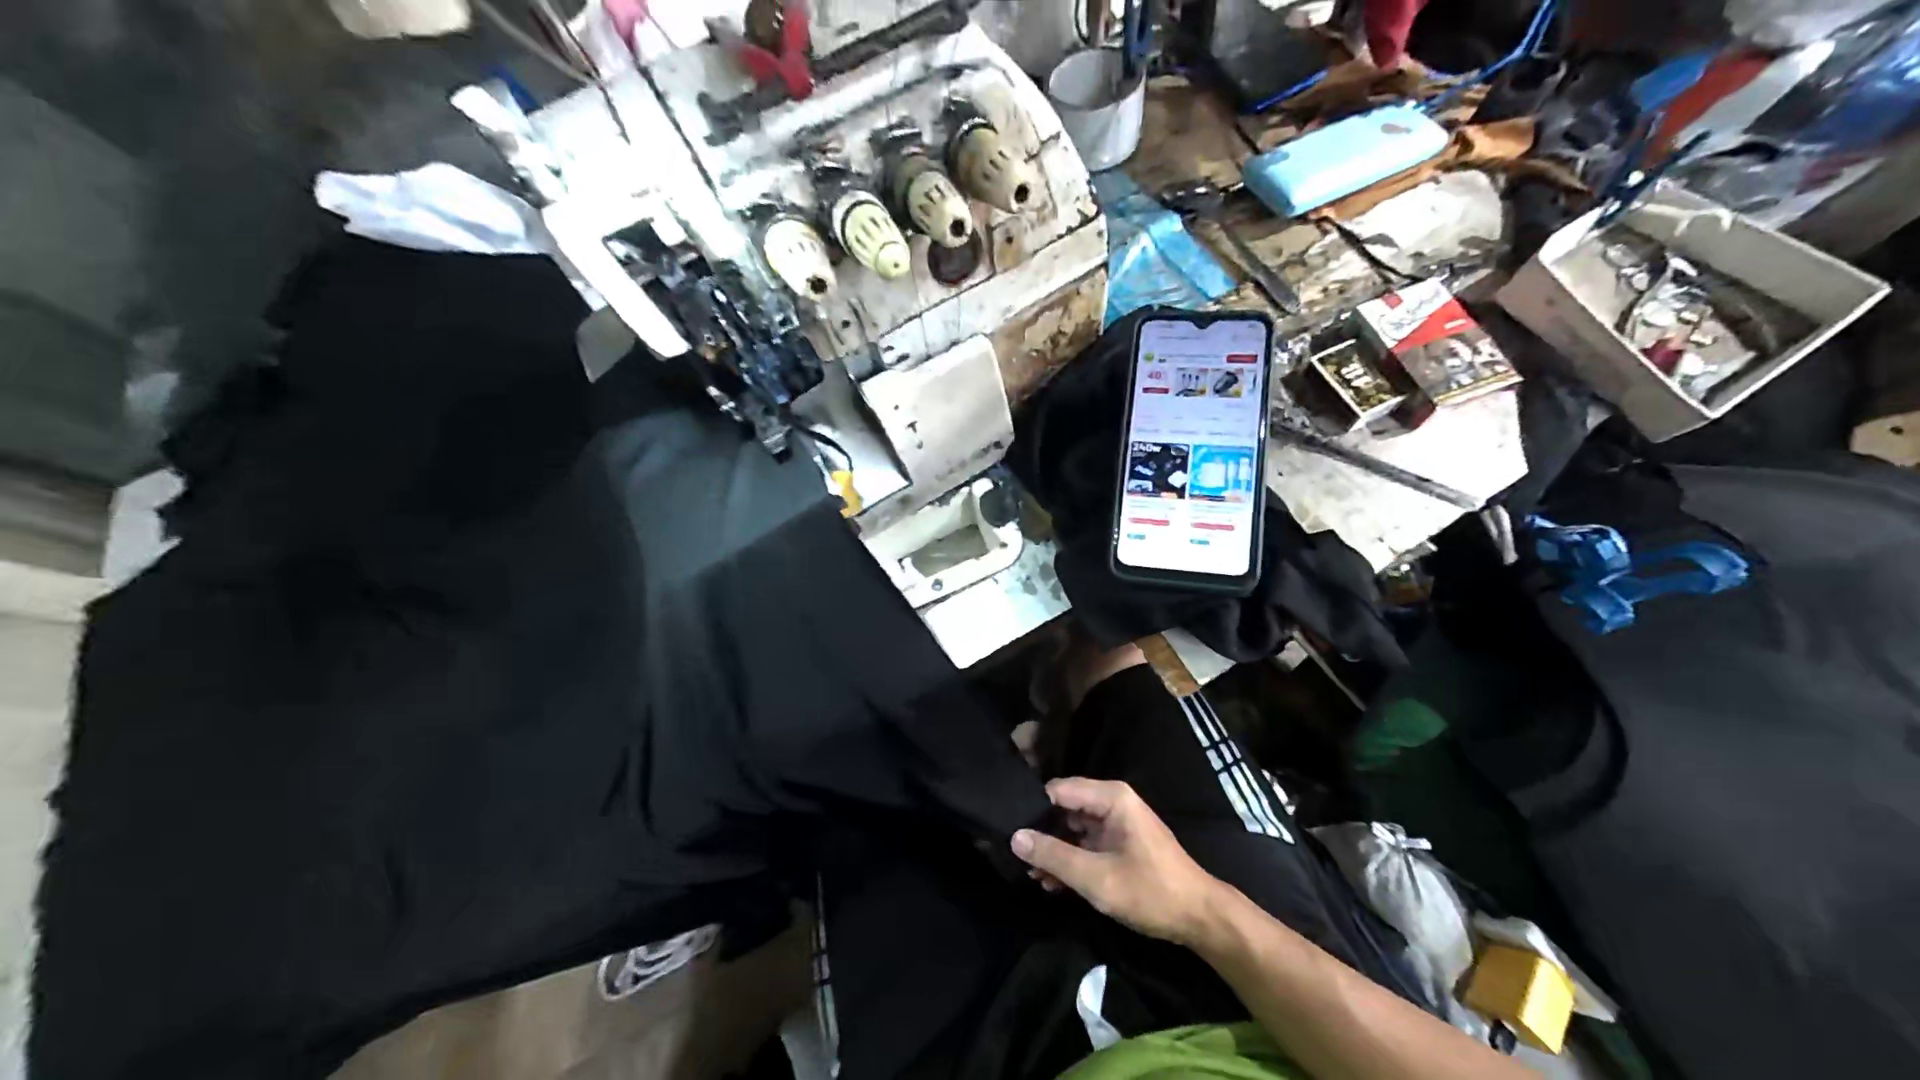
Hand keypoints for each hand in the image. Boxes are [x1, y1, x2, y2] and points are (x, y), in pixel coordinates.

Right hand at [1011, 778, 1229, 946]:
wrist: (1201, 918)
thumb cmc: (1150, 891)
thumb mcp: (1096, 877)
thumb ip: (1054, 855)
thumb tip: (1014, 837)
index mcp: (1111, 798)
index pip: (1058, 790)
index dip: (1033, 809)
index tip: (1011, 831)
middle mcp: (1113, 802)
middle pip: (1065, 807)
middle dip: (1042, 833)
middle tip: (1018, 858)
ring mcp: (1118, 823)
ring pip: (1073, 828)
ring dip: (1055, 851)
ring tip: (1034, 876)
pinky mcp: (1120, 843)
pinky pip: (1086, 843)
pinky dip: (1071, 859)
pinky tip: (1053, 883)